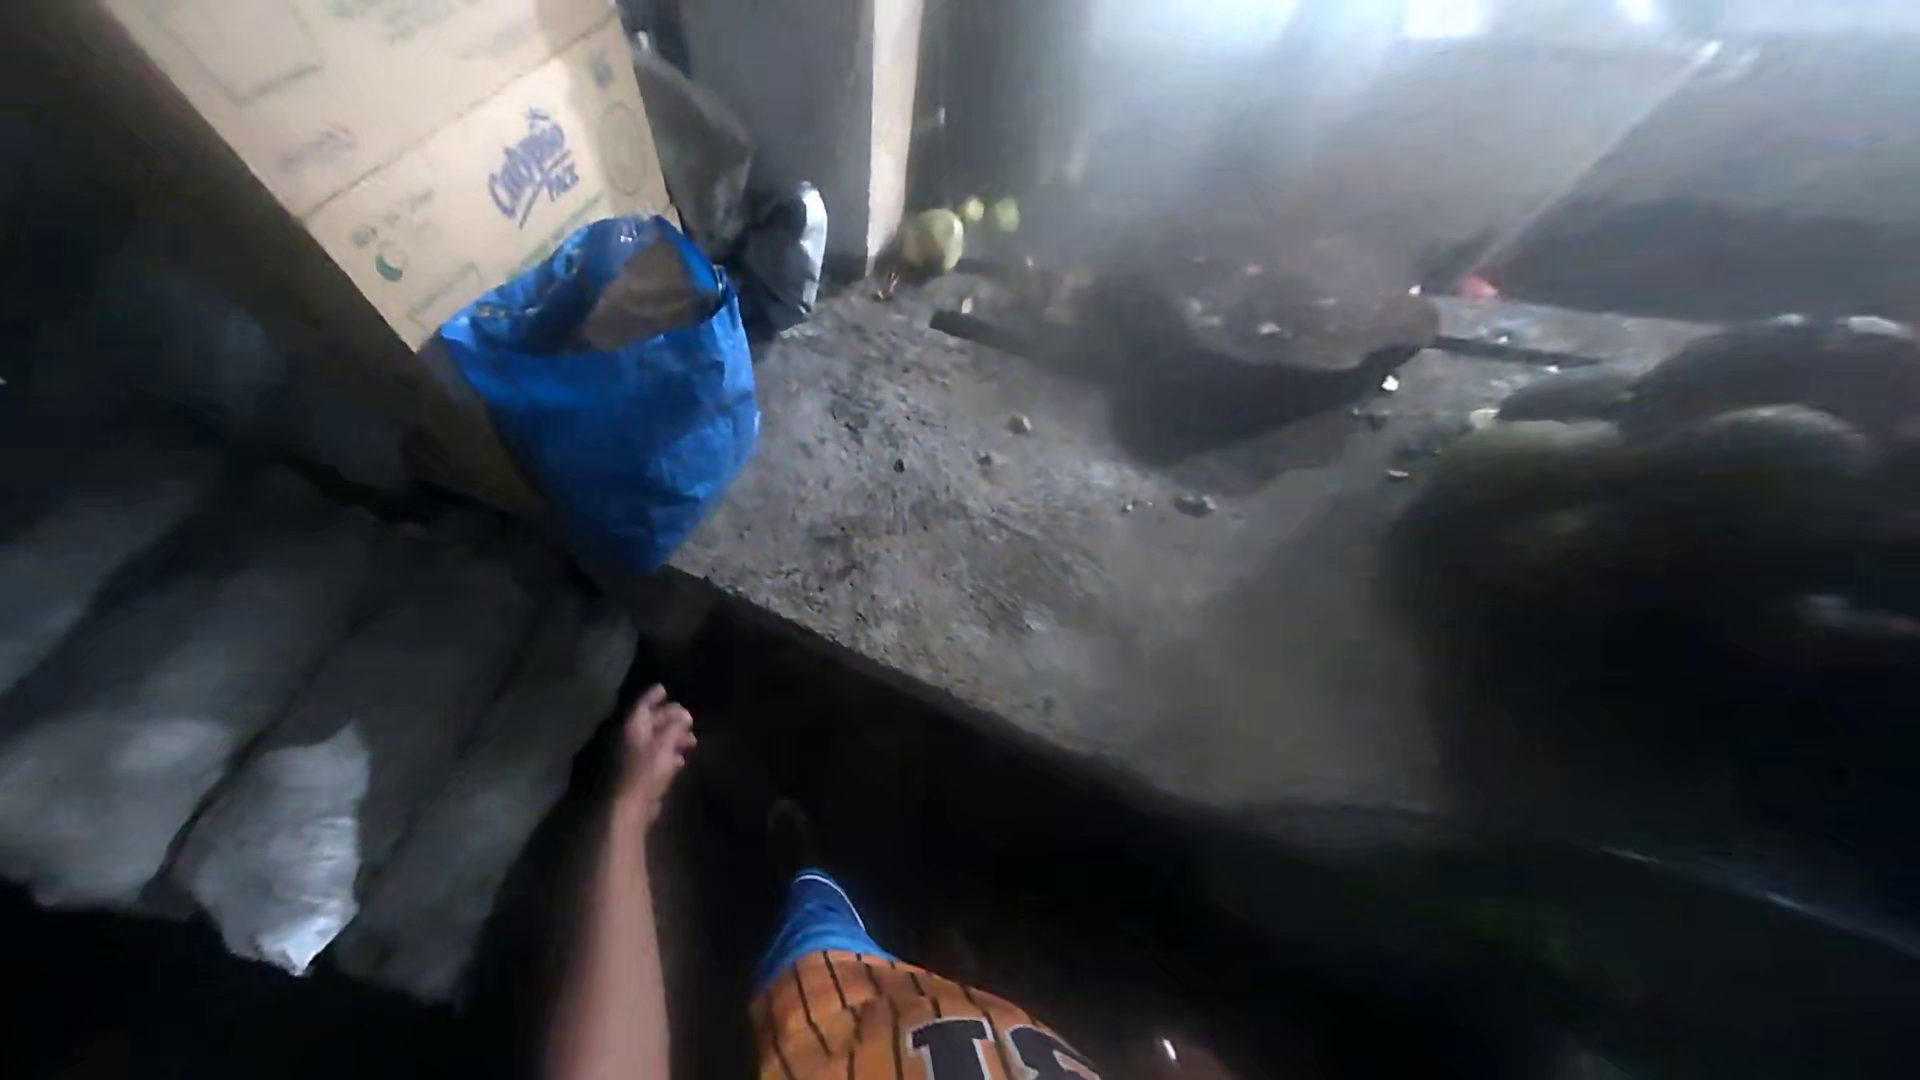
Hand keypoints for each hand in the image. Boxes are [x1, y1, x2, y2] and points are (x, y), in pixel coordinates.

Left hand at [615, 684, 696, 826]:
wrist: (624, 809)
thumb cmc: (644, 771)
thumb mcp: (665, 744)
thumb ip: (675, 726)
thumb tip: (684, 714)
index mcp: (630, 727)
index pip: (642, 704)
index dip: (654, 695)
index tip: (665, 688)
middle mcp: (625, 738)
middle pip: (649, 721)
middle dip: (669, 718)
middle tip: (689, 718)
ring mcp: (627, 757)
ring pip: (651, 740)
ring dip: (671, 737)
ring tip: (691, 741)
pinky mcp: (631, 775)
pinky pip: (651, 757)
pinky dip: (665, 754)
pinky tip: (679, 761)